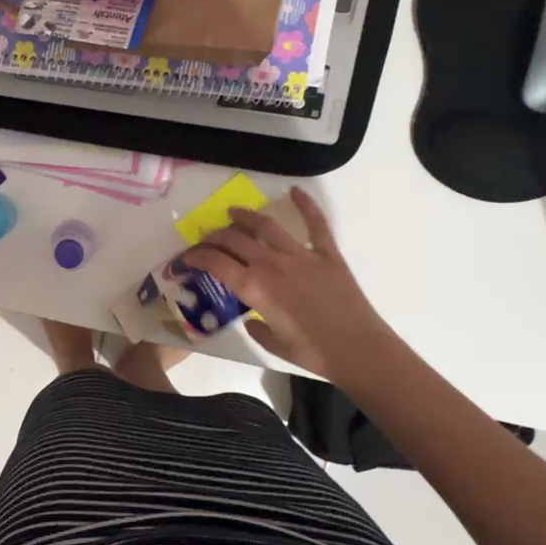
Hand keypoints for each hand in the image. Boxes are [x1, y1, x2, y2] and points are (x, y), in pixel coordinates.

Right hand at [181, 187, 395, 382]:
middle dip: (215, 237)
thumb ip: (257, 329)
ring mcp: (301, 256)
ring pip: (267, 226)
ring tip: (233, 211)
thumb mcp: (274, 344)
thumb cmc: (312, 353)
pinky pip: (316, 224)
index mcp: (254, 289)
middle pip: (235, 241)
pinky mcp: (327, 254)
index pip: (216, 264)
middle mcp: (272, 265)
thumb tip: (253, 319)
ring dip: (246, 216)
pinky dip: (306, 205)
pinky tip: (295, 191)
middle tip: (206, 238)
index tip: (188, 257)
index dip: (197, 257)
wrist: (357, 349)